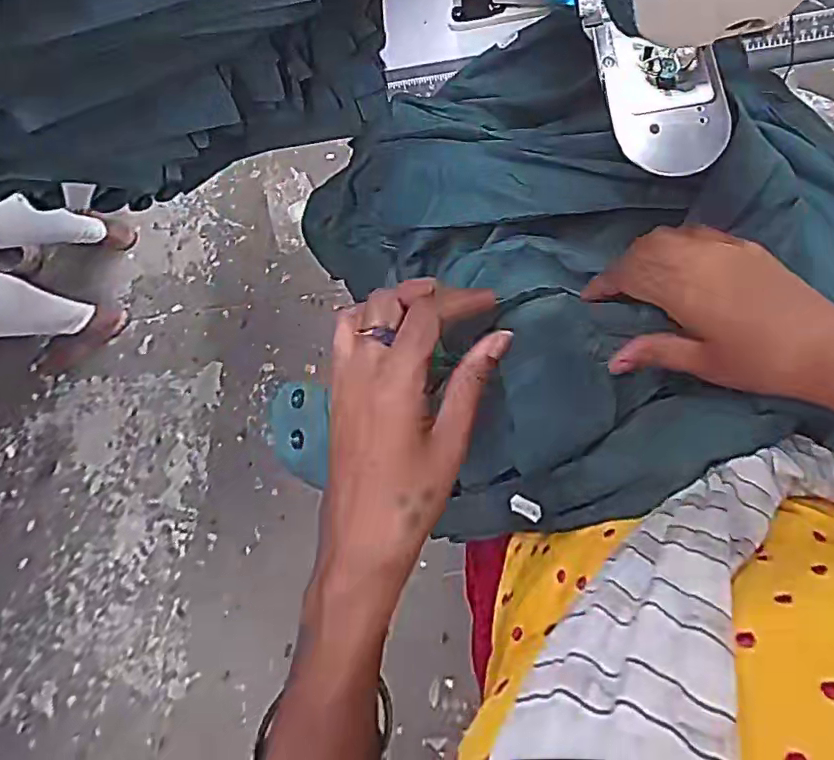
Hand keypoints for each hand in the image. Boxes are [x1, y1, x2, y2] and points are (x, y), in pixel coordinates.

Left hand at [317, 278, 509, 591]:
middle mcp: (362, 367)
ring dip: (393, 300)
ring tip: (425, 309)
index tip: (489, 301)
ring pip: (360, 311)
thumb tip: (499, 337)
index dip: (460, 299)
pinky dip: (368, 318)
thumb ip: (471, 380)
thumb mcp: (452, 439)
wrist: (360, 541)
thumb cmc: (412, 498)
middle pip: (388, 301)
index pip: (425, 314)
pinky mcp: (335, 390)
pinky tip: (391, 336)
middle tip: (460, 303)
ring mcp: (342, 377)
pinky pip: (344, 334)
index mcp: (394, 378)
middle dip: (426, 292)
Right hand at [582, 226, 833, 424]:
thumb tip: (614, 359)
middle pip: (645, 248)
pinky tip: (679, 262)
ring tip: (642, 275)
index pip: (630, 273)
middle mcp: (698, 257)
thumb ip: (656, 350)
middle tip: (614, 289)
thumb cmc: (761, 363)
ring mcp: (723, 247)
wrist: (826, 346)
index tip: (591, 297)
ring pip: (669, 236)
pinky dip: (675, 244)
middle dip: (622, 265)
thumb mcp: (705, 362)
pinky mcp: (743, 245)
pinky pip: (696, 234)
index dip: (605, 283)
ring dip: (646, 251)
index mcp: (684, 286)